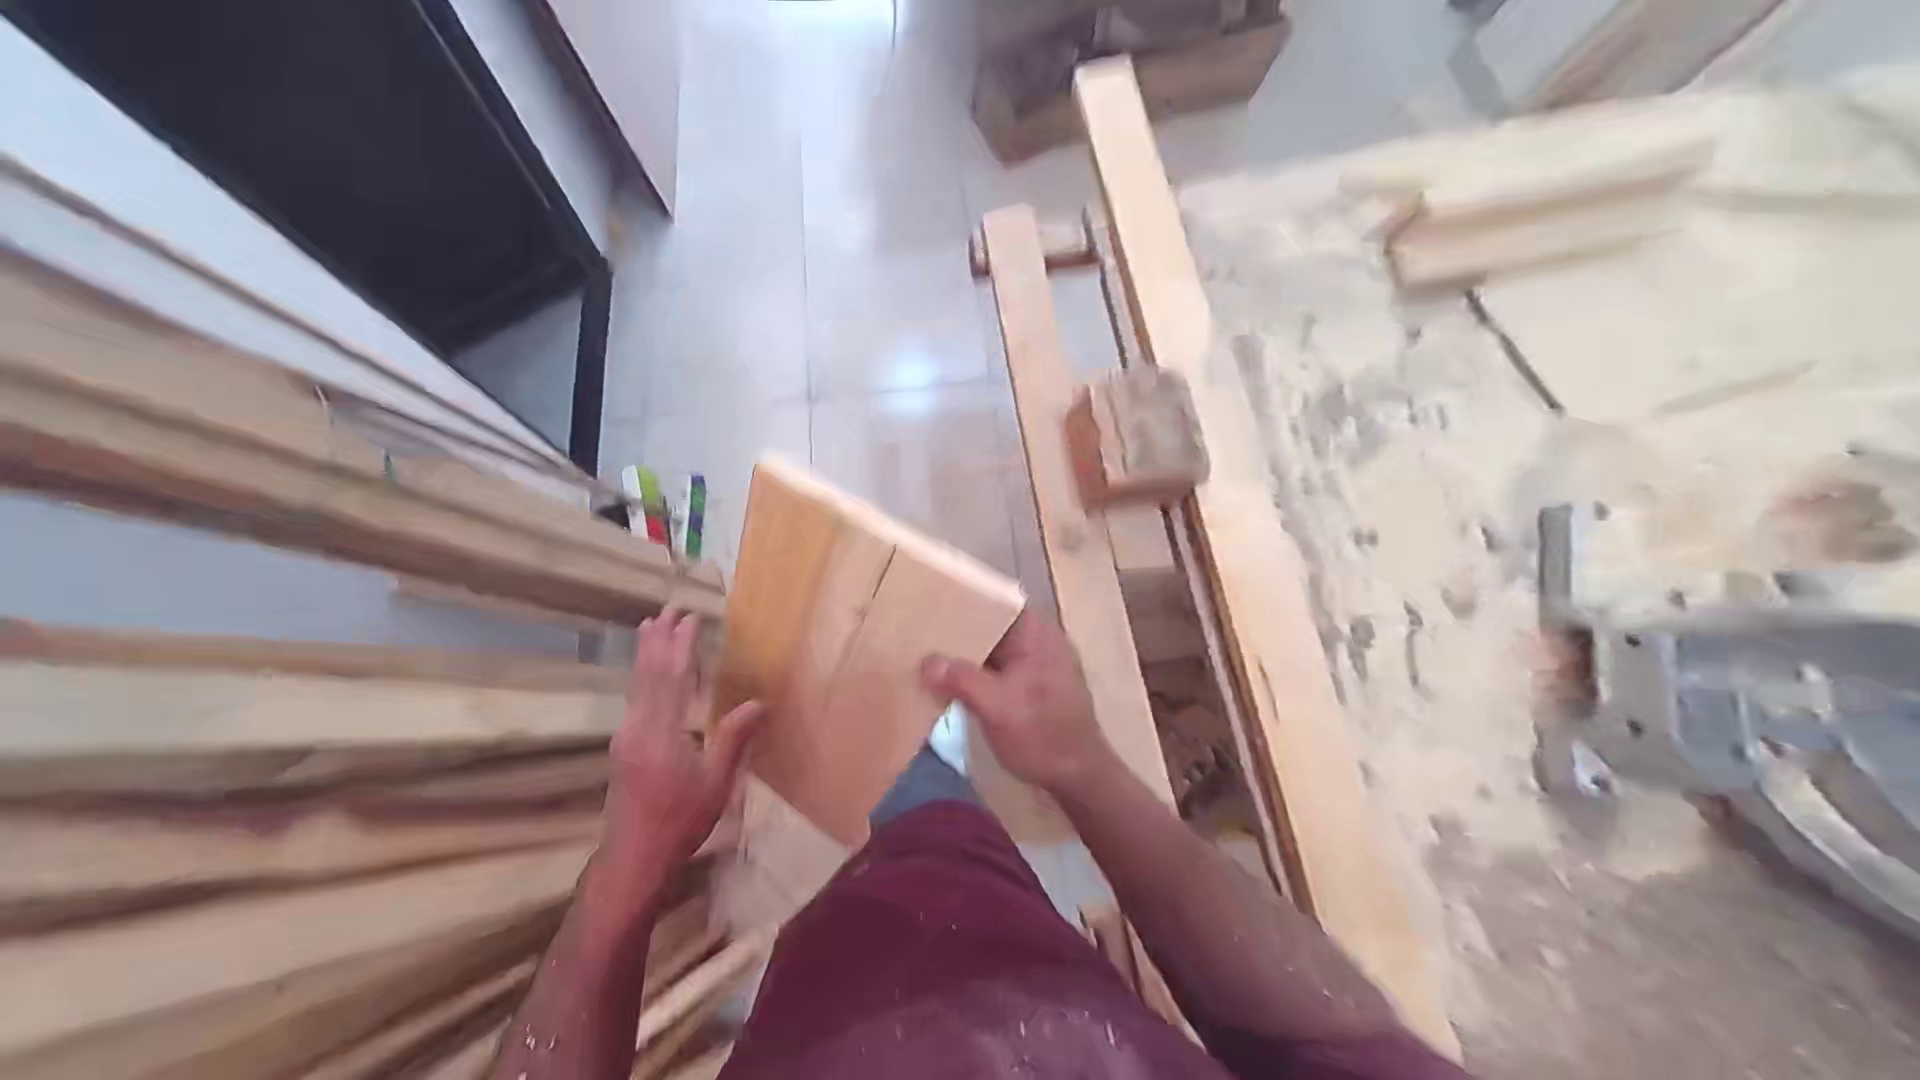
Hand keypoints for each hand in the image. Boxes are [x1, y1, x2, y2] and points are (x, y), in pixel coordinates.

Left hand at [603, 609, 765, 874]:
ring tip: (651, 628)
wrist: (633, 858)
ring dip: (647, 654)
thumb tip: (760, 702)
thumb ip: (734, 738)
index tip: (690, 618)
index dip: (682, 646)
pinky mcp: (623, 747)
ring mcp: (626, 737)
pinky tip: (648, 673)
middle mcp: (637, 728)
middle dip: (658, 640)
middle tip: (666, 610)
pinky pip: (635, 698)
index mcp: (661, 733)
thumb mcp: (716, 782)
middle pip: (648, 675)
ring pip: (637, 685)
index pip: (673, 678)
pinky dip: (643, 675)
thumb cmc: (680, 821)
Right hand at [920, 610, 1118, 795]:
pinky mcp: (1031, 685)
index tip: (931, 599)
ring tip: (925, 650)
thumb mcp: (997, 707)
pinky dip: (975, 671)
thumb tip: (927, 661)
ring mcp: (1037, 663)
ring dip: (965, 652)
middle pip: (993, 623)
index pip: (997, 599)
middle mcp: (1040, 640)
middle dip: (959, 627)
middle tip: (919, 628)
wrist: (1078, 778)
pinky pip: (997, 667)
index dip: (965, 597)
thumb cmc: (1043, 735)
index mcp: (1037, 633)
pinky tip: (947, 679)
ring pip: (993, 647)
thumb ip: (961, 680)